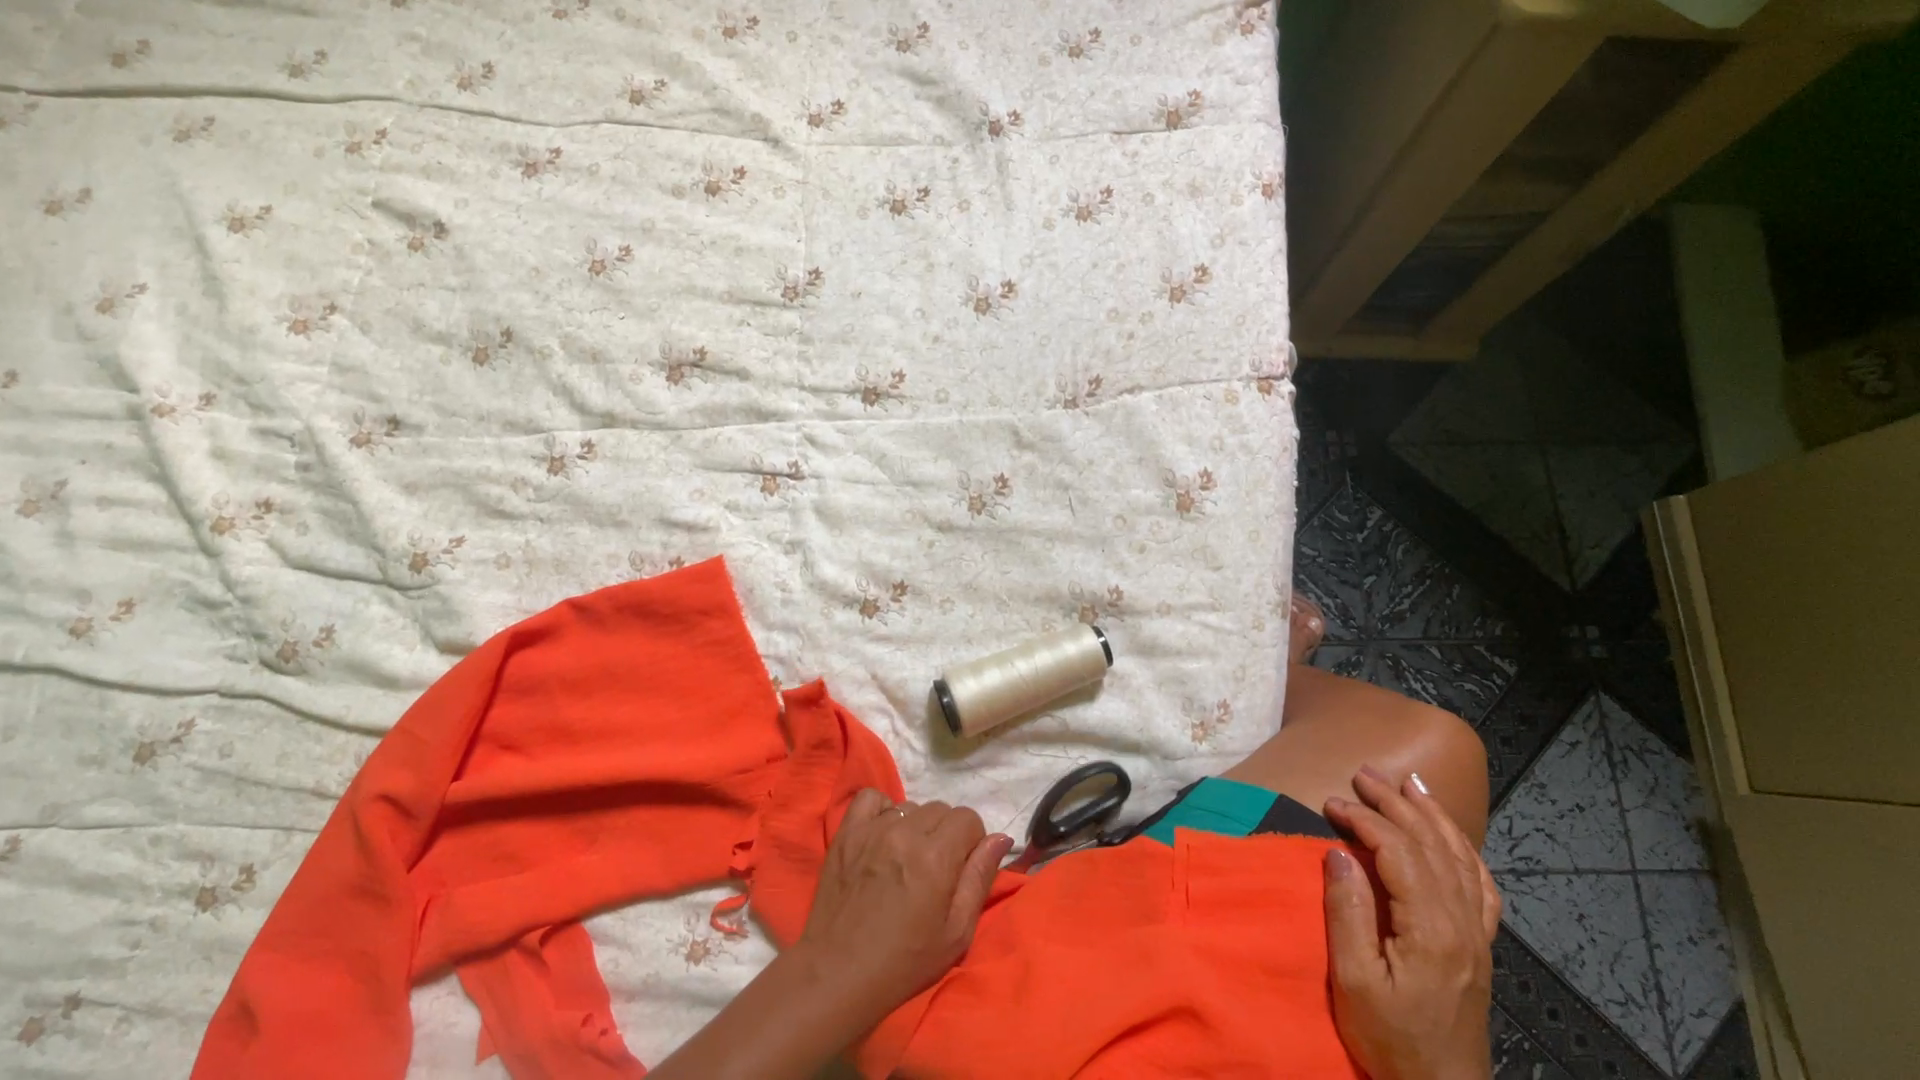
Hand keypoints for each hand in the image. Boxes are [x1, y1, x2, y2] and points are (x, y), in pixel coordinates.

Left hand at [798, 788, 1012, 1018]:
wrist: (839, 973)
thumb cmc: (905, 961)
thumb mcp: (957, 933)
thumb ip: (979, 879)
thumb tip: (1000, 838)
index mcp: (936, 857)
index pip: (968, 818)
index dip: (971, 842)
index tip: (960, 869)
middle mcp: (904, 833)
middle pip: (940, 809)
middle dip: (946, 834)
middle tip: (934, 869)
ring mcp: (871, 830)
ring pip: (909, 805)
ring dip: (916, 826)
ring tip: (905, 859)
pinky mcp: (845, 834)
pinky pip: (870, 799)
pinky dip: (882, 811)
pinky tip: (883, 836)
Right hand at [1322, 767, 1500, 1079]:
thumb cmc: (1389, 1036)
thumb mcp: (1355, 980)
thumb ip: (1348, 913)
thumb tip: (1339, 853)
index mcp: (1430, 927)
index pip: (1398, 852)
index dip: (1365, 819)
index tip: (1330, 802)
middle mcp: (1461, 920)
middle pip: (1430, 844)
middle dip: (1395, 804)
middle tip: (1363, 773)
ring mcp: (1476, 932)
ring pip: (1460, 857)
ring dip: (1432, 815)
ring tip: (1409, 783)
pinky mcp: (1480, 945)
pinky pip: (1481, 886)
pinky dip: (1466, 851)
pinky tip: (1452, 837)